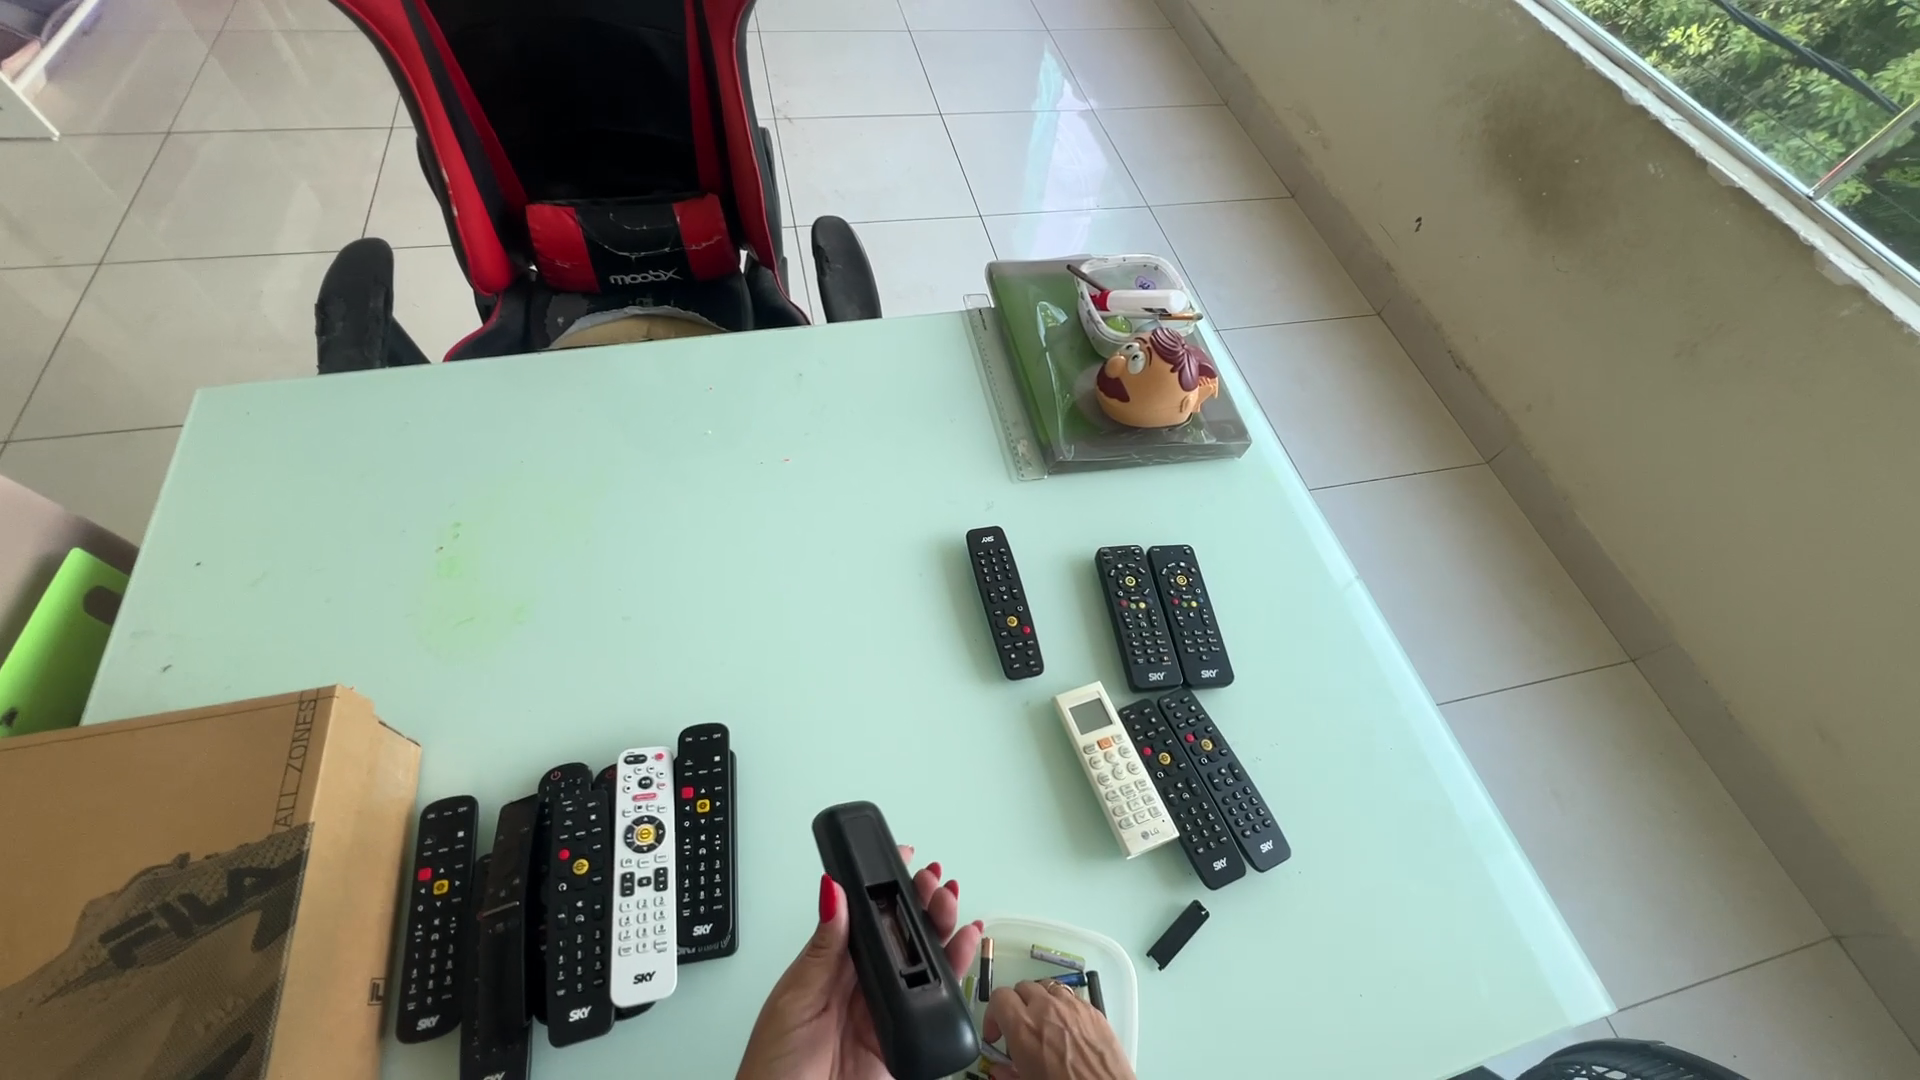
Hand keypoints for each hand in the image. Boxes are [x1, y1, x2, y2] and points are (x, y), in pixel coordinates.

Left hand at [736, 846, 982, 1079]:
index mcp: (832, 963)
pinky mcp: (905, 1038)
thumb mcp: (796, 998)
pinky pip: (936, 999)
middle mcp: (862, 981)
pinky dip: (956, 969)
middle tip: (936, 879)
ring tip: (953, 899)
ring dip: (942, 926)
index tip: (908, 855)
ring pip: (923, 958)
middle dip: (922, 900)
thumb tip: (832, 887)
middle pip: (901, 931)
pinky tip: (967, 943)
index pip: (866, 913)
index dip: (888, 883)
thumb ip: (823, 947)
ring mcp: (885, 1008)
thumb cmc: (775, 1066)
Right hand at [982, 979, 1134, 1079]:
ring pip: (1047, 988)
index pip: (999, 997)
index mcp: (1024, 1027)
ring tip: (1045, 1025)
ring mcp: (1072, 1005)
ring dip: (1040, 1002)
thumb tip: (998, 1068)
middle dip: (1017, 1006)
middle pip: (1022, 988)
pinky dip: (1063, 1008)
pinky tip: (1069, 1030)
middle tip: (1021, 1030)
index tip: (997, 1035)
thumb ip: (1008, 1074)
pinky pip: (1071, 997)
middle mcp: (1046, 1008)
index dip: (994, 1014)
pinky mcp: (1093, 1009)